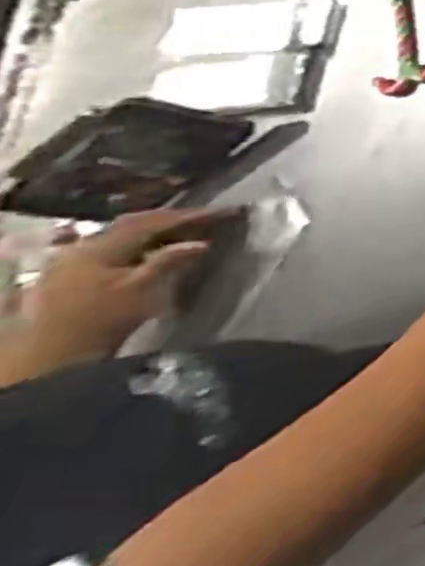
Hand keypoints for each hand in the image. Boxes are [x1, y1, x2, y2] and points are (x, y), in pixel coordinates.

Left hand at [17, 207, 233, 367]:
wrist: (55, 354)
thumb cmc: (101, 319)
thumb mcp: (140, 289)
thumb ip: (168, 261)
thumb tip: (203, 242)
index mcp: (99, 247)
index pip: (153, 223)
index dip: (192, 215)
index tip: (228, 212)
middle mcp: (84, 247)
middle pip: (135, 225)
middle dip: (174, 219)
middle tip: (210, 216)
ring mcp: (75, 260)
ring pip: (125, 236)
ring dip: (159, 231)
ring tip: (190, 229)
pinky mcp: (75, 274)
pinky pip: (117, 248)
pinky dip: (143, 243)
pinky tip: (158, 247)